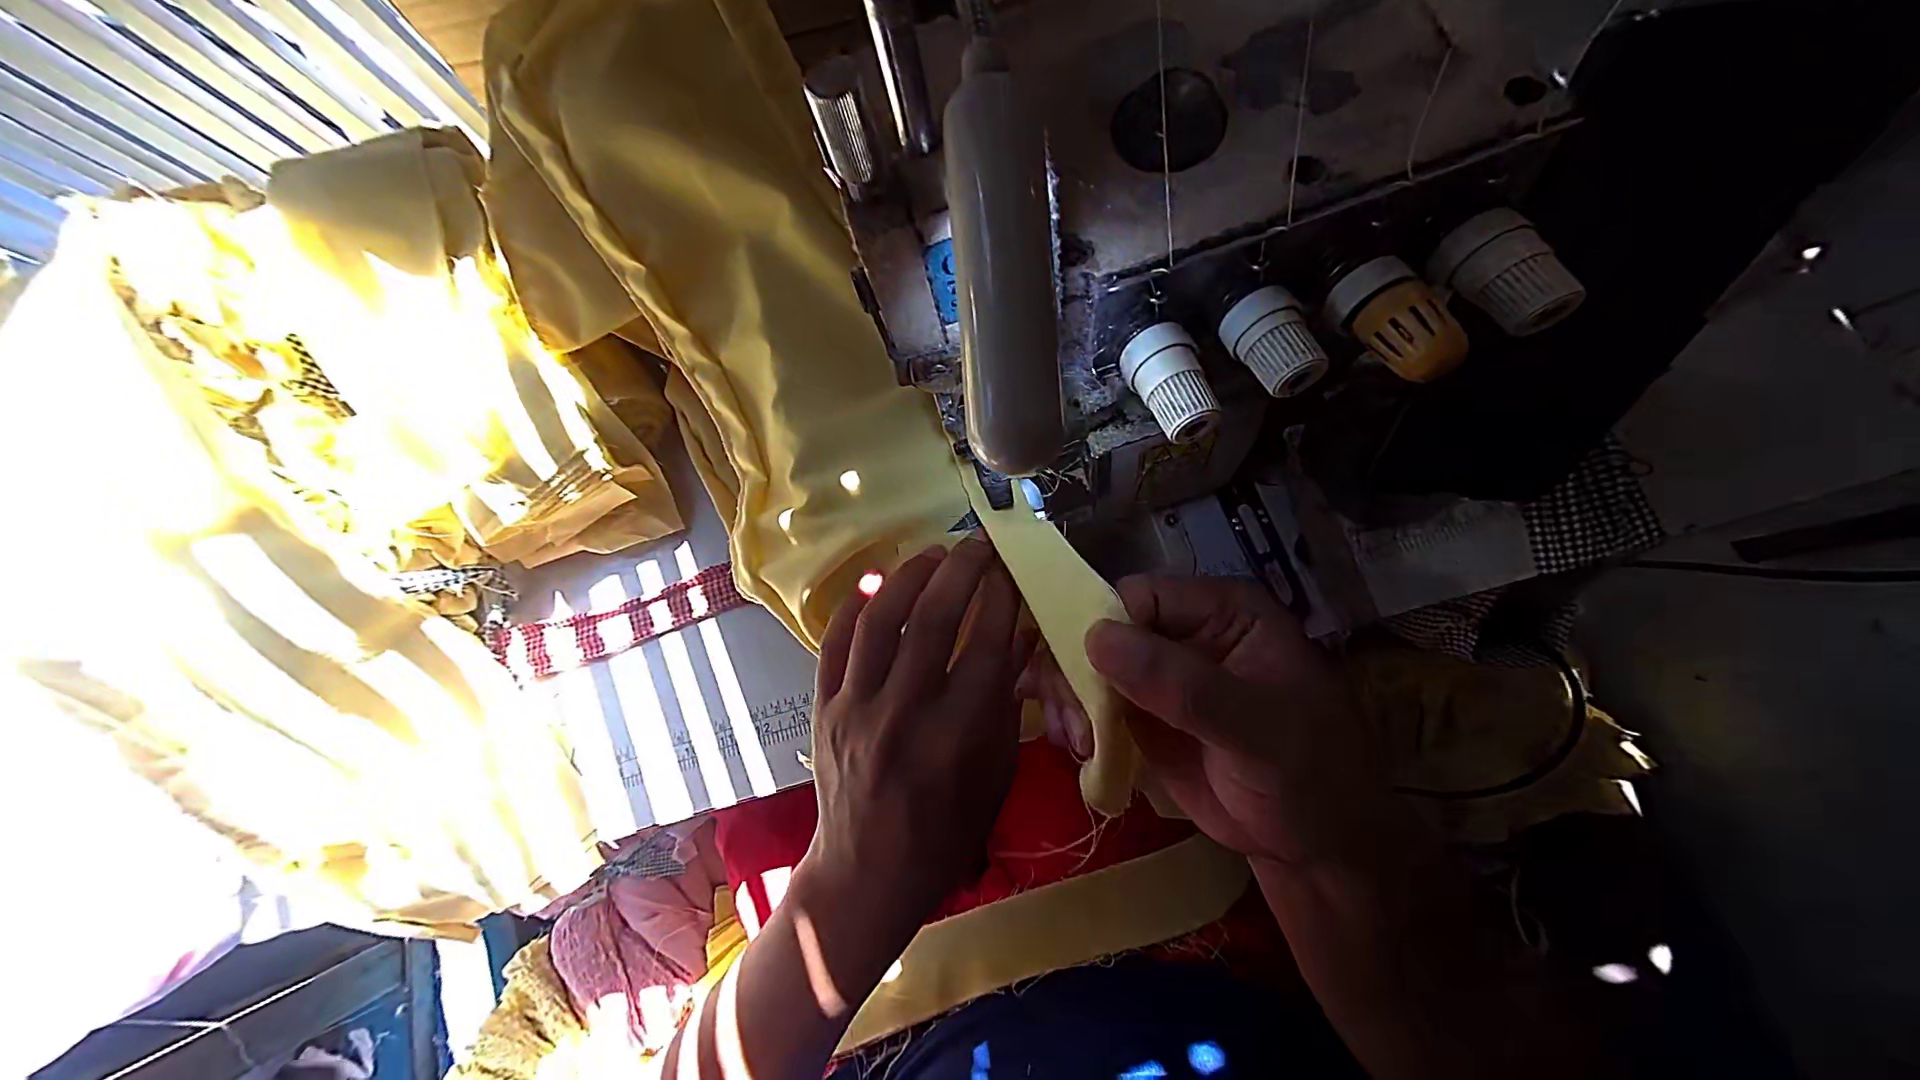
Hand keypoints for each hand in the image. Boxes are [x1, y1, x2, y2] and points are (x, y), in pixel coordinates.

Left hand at [805, 538, 1029, 921]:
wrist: (865, 877)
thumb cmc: (944, 834)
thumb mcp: (994, 774)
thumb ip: (1006, 703)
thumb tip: (1019, 636)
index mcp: (955, 737)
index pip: (986, 645)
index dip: (1001, 597)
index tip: (1011, 567)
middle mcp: (903, 714)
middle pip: (935, 619)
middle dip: (962, 569)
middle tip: (978, 543)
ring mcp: (854, 707)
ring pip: (881, 620)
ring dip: (910, 576)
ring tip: (934, 554)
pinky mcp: (822, 707)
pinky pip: (835, 642)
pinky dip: (855, 605)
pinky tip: (876, 580)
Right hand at [1084, 575, 1422, 873]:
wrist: (1315, 848)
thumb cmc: (1308, 777)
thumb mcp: (1254, 729)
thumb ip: (1182, 684)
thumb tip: (1097, 639)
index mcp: (1222, 611)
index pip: (1141, 596)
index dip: (1101, 625)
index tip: (1079, 674)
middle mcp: (1185, 632)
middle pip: (1104, 627)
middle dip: (1073, 667)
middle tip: (1067, 718)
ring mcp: (1159, 674)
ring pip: (1089, 664)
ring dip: (1067, 695)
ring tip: (1071, 739)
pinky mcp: (1142, 713)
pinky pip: (1092, 701)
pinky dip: (1073, 718)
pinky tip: (1073, 745)